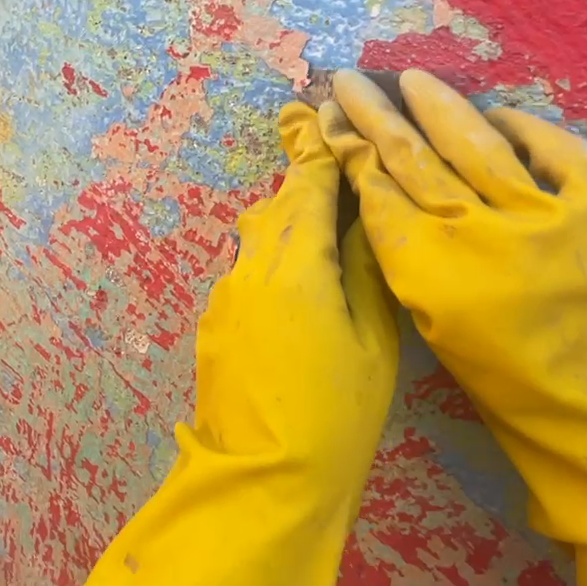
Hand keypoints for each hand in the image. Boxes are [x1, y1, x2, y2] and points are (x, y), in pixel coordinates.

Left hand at [85, 103, 398, 585]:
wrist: (262, 475)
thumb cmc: (336, 414)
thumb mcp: (373, 344)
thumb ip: (362, 274)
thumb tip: (359, 223)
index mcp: (294, 263)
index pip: (307, 187)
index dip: (317, 147)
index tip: (320, 110)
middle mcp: (250, 264)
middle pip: (276, 205)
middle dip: (301, 180)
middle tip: (324, 155)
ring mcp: (225, 290)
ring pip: (257, 237)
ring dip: (285, 222)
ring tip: (318, 226)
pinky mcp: (213, 316)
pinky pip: (245, 271)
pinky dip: (270, 261)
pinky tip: (292, 286)